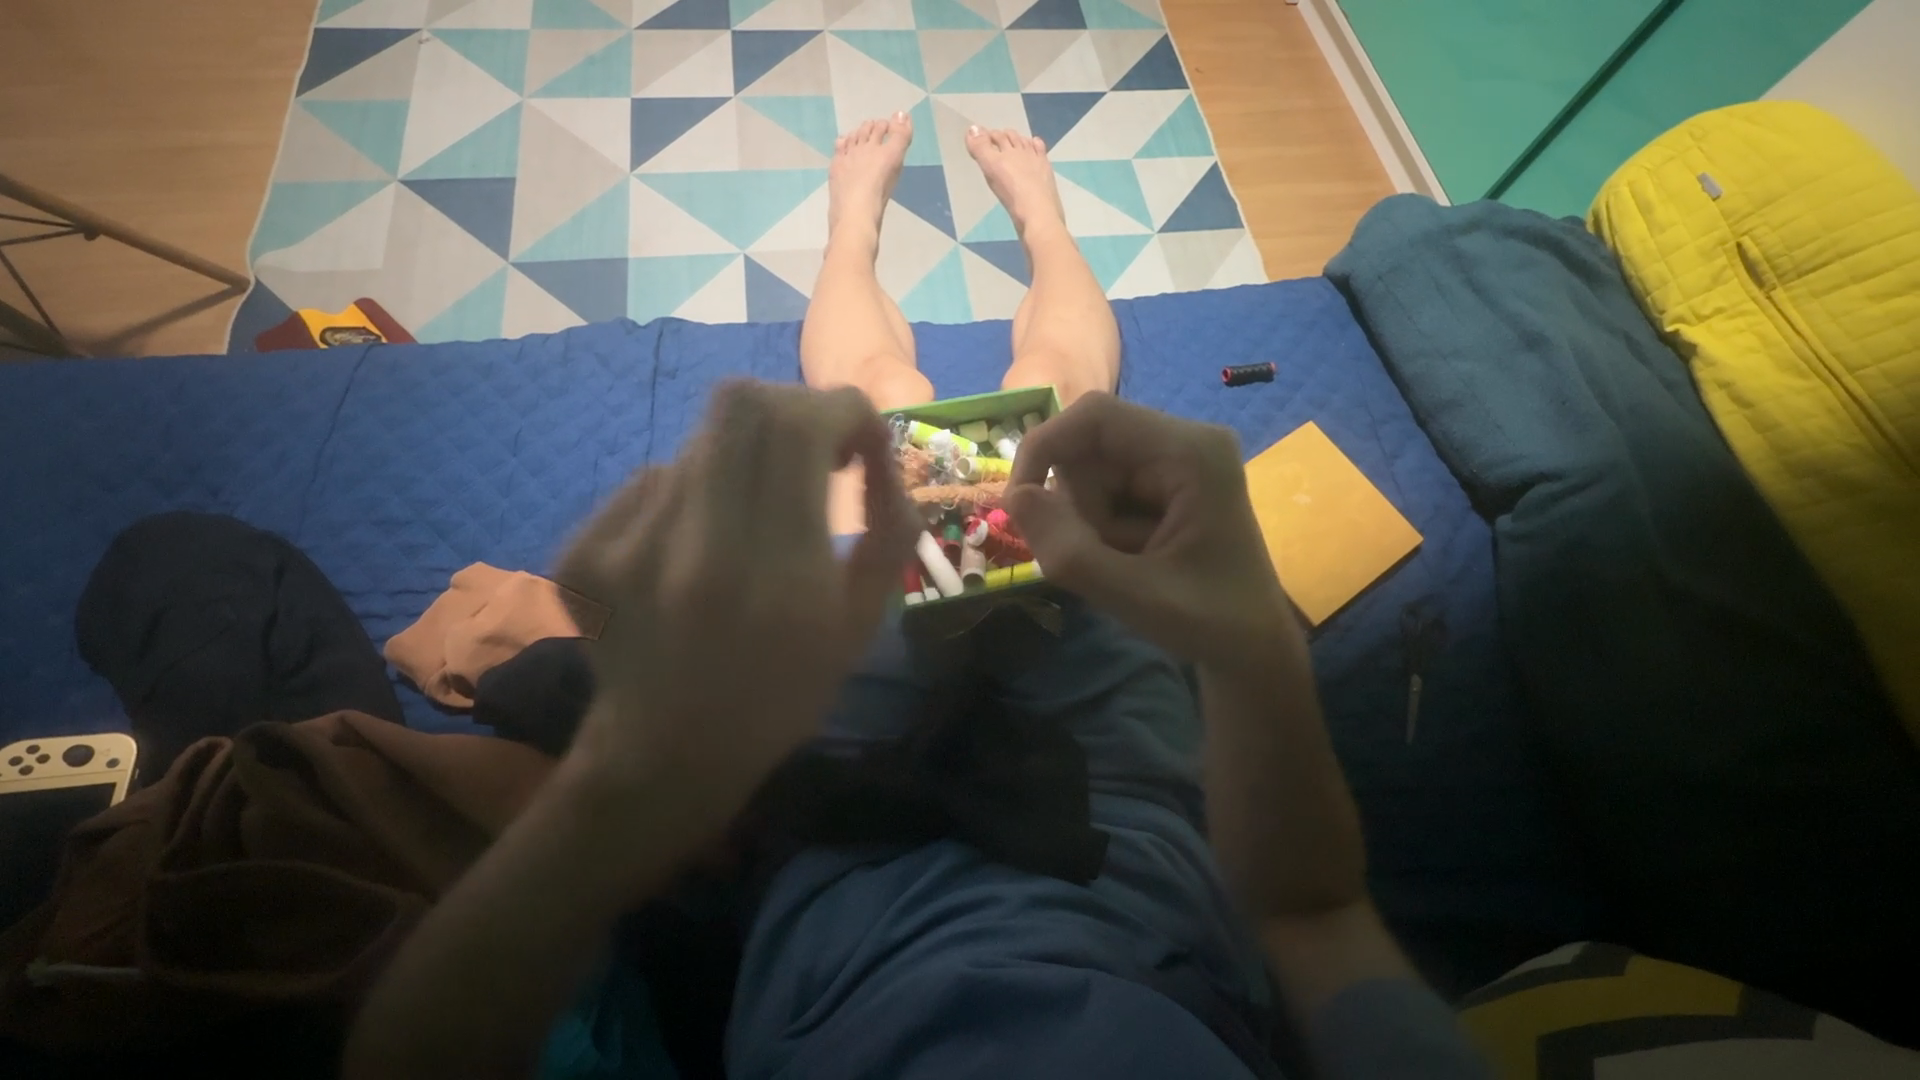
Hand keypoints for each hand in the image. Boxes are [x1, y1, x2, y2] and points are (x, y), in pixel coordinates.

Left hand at [553, 380, 917, 839]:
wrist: (667, 755)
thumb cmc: (784, 693)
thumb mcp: (862, 622)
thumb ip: (887, 527)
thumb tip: (877, 449)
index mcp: (780, 572)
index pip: (803, 424)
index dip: (843, 410)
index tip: (859, 443)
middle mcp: (699, 546)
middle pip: (742, 402)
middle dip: (793, 411)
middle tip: (812, 453)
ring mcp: (629, 544)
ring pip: (700, 442)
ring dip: (744, 461)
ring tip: (750, 520)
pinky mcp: (586, 548)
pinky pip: (653, 479)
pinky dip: (691, 494)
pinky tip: (695, 547)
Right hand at [1007, 393, 1298, 671]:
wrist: (1253, 649)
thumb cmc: (1208, 624)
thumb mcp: (1133, 596)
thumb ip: (1069, 551)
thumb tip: (1014, 498)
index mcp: (1192, 453)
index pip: (1095, 416)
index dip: (1043, 447)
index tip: (1017, 502)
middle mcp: (1185, 441)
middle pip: (1089, 447)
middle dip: (1076, 505)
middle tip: (1101, 560)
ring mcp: (1177, 461)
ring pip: (1091, 472)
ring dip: (1087, 521)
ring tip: (1125, 566)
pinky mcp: (1167, 483)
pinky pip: (1106, 490)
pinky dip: (1099, 527)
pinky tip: (1130, 560)